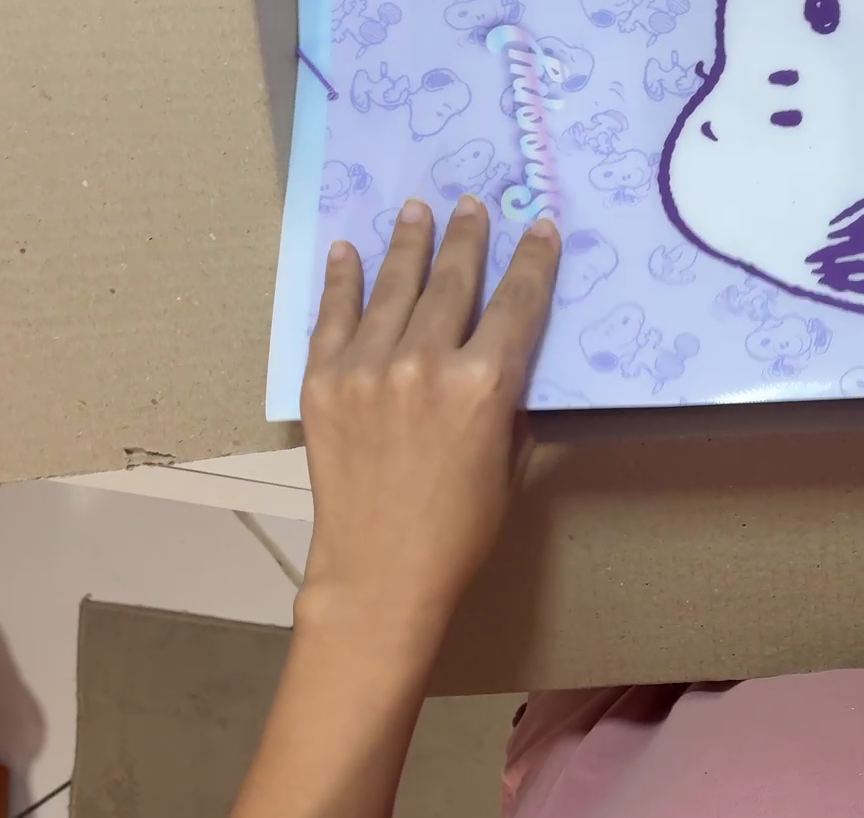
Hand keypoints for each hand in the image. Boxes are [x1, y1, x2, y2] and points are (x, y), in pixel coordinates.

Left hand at [298, 196, 560, 637]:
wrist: (382, 568)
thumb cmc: (464, 527)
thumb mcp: (509, 465)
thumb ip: (508, 407)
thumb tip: (503, 369)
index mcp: (484, 386)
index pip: (516, 306)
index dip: (533, 264)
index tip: (541, 231)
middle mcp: (425, 361)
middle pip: (454, 282)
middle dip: (470, 239)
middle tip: (474, 204)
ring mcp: (365, 365)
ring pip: (394, 287)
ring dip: (411, 245)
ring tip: (418, 210)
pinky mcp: (322, 380)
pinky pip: (333, 315)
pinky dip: (340, 280)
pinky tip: (347, 250)